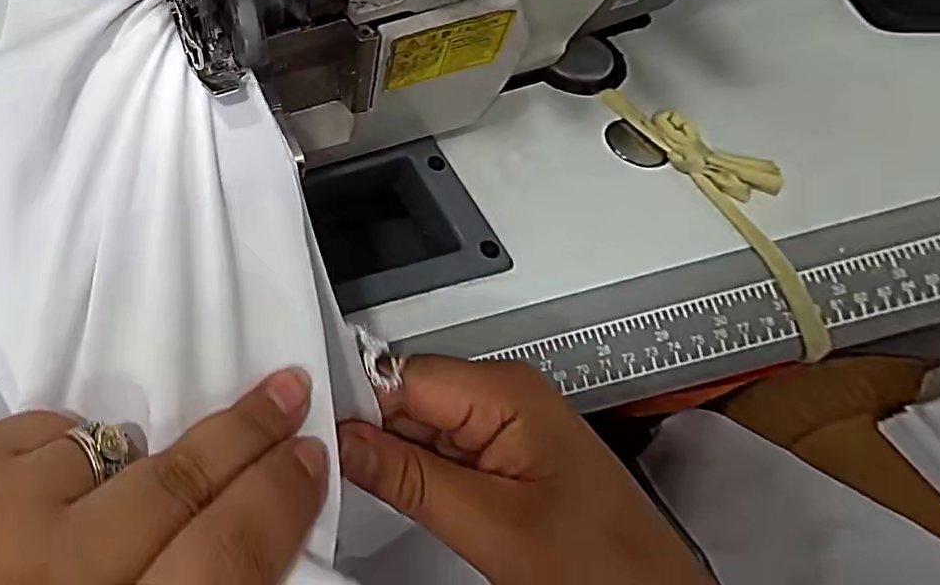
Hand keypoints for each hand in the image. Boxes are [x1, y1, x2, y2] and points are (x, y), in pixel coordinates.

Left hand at [0, 367, 327, 584]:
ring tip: (96, 522)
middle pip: (174, 483)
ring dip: (120, 474)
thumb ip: (187, 583)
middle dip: (241, 436)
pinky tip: (48, 502)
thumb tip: (244, 514)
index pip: (222, 558)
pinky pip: (45, 428)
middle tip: (281, 395)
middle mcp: (46, 571)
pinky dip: (63, 455)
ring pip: (105, 449)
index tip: (307, 452)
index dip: (275, 498)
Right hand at [337, 356, 709, 584]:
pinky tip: (406, 489)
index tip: (325, 435)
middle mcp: (500, 392)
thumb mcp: (494, 528)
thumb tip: (342, 438)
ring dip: (392, 450)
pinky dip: (414, 464)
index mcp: (504, 390)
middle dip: (373, 429)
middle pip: (405, 392)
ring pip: (416, 418)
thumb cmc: (614, 573)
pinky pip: (436, 440)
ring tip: (377, 484)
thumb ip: (408, 476)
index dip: (358, 404)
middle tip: (342, 467)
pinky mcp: (500, 445)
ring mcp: (501, 418)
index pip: (400, 375)